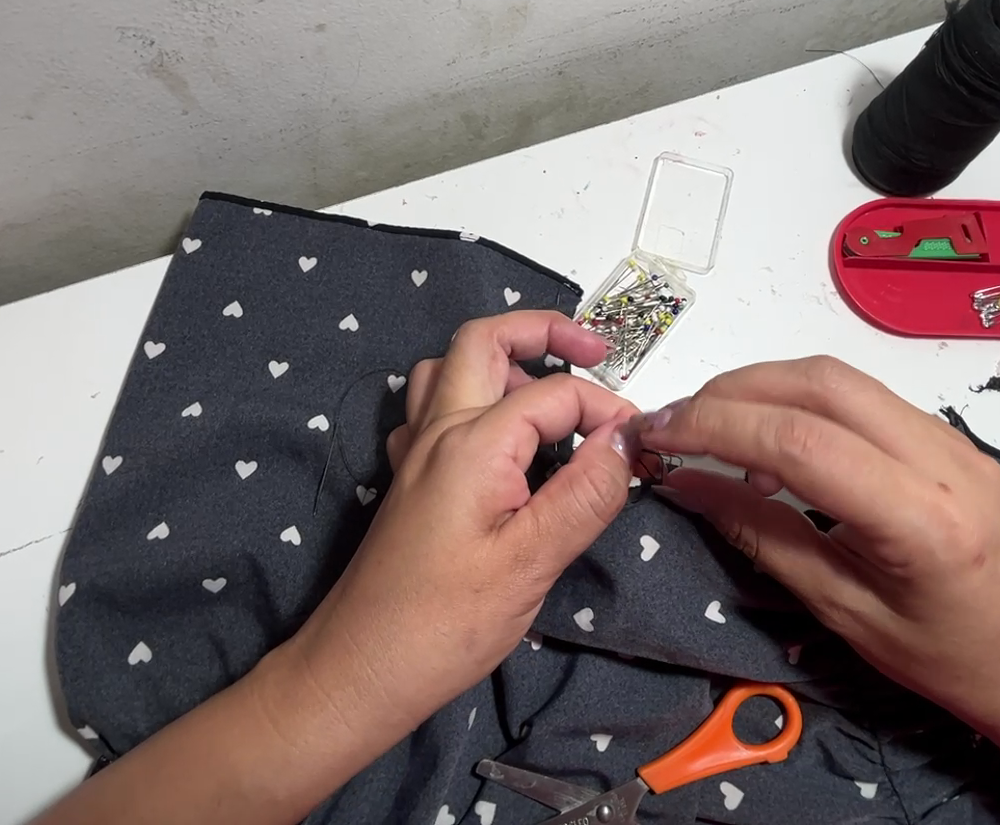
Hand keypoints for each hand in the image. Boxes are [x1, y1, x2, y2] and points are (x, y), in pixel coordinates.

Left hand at [284, 311, 640, 734]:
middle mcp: (438, 428)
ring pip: (451, 367)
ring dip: (501, 360)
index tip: (640, 445)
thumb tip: (626, 437)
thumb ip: (586, 491)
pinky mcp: (409, 475)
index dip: (607, 411)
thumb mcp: (532, 561)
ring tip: (546, 391)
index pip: (556, 395)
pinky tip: (494, 437)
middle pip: (484, 339)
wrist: (359, 669)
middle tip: (593, 352)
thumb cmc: (444, 622)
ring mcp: (416, 449)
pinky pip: (432, 408)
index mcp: (473, 441)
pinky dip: (470, 399)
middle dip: (542, 330)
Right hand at [637, 357, 999, 753]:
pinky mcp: (942, 430)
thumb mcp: (837, 608)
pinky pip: (853, 392)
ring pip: (833, 376)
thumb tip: (681, 481)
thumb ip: (758, 534)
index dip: (717, 427)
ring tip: (712, 429)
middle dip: (731, 392)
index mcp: (922, 521)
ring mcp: (949, 435)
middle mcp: (943, 458)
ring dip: (758, 387)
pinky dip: (792, 400)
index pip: (802, 442)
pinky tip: (769, 440)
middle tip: (677, 423)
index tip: (658, 434)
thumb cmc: (939, 656)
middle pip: (817, 384)